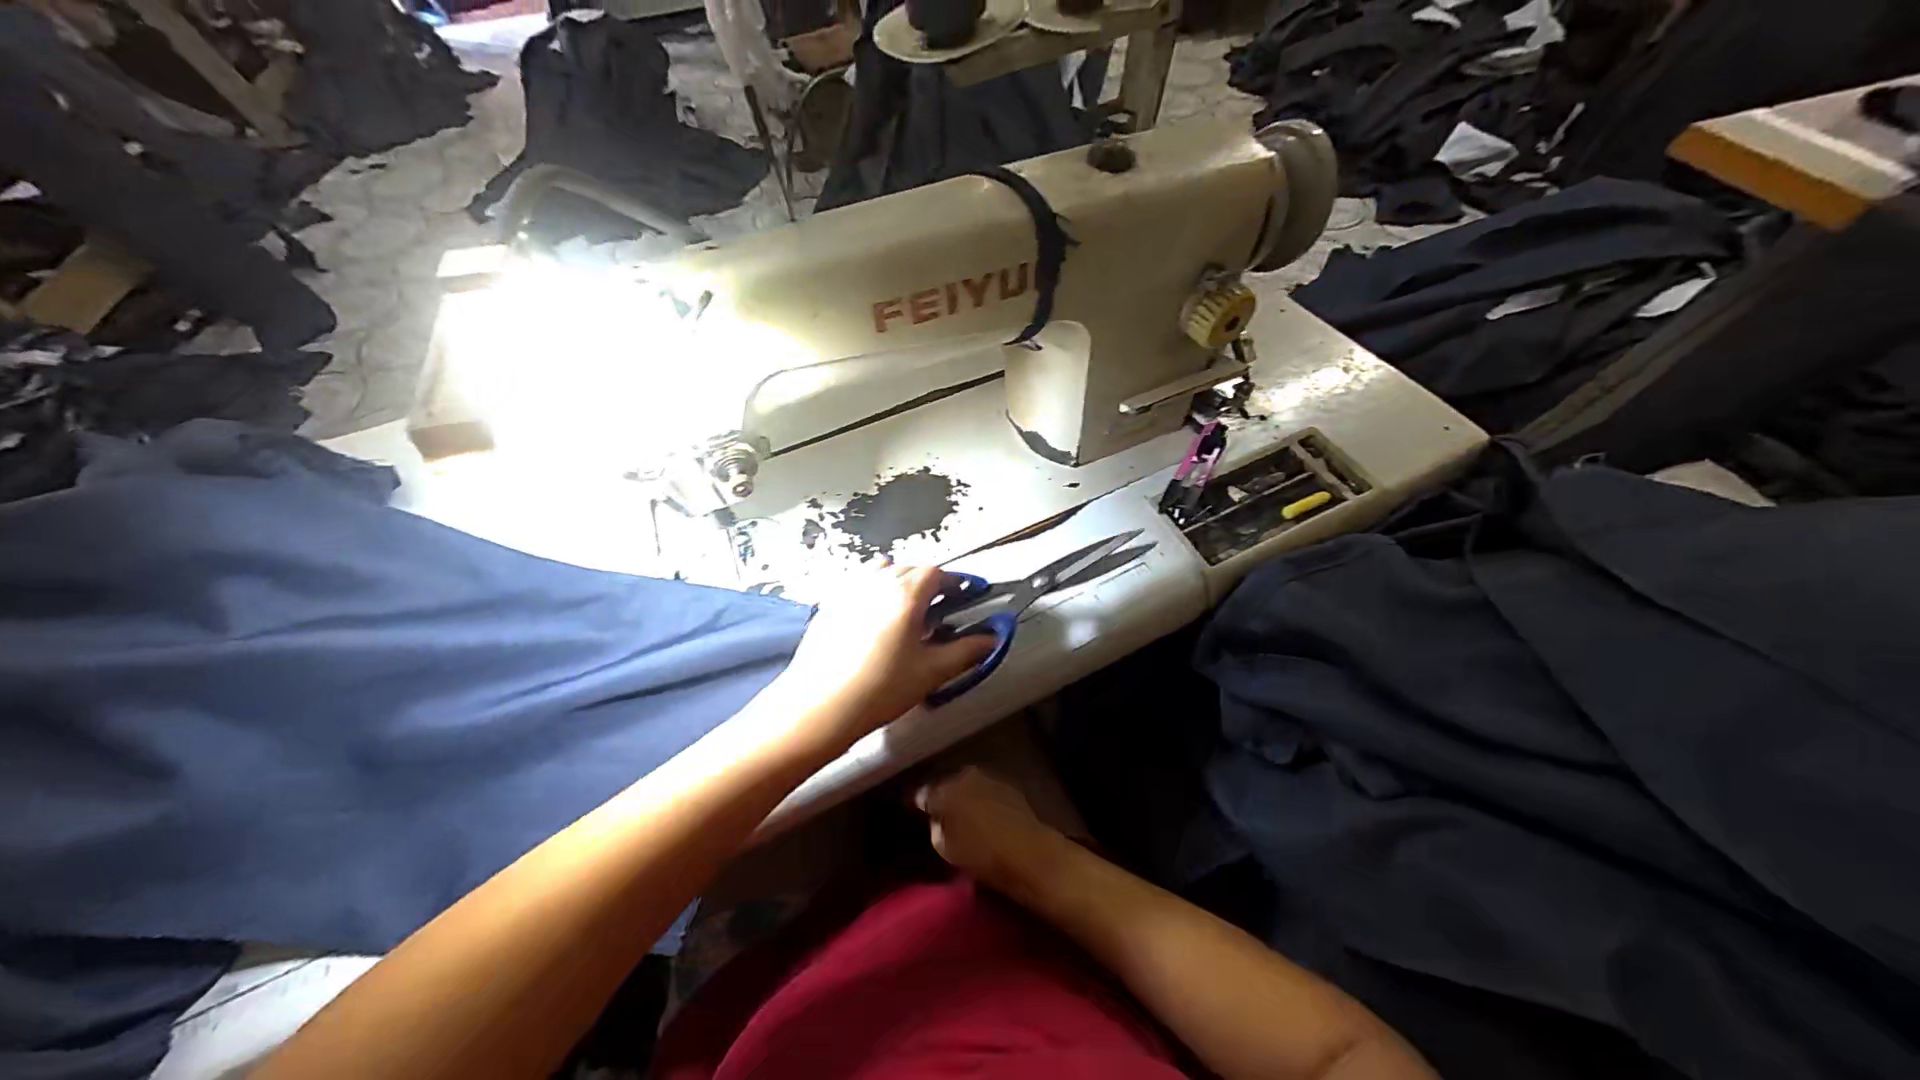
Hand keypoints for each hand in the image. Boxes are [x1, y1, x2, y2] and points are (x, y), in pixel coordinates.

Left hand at [769, 566, 994, 751]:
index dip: (955, 582)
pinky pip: (859, 586)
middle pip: (909, 569)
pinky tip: (875, 624)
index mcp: (906, 592)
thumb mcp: (932, 671)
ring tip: (906, 612)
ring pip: (881, 573)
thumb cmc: (882, 688)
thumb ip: (966, 651)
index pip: (937, 573)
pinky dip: (874, 593)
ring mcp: (849, 591)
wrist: (821, 705)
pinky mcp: (829, 605)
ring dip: (899, 583)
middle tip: (940, 607)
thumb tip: (990, 639)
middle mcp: (877, 582)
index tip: (965, 595)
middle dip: (929, 583)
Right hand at [915, 767, 1059, 889]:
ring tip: (964, 813)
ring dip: (965, 795)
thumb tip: (937, 819)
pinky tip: (985, 813)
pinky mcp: (1009, 787)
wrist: (1030, 853)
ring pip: (968, 785)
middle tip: (941, 812)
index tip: (916, 809)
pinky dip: (983, 798)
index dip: (919, 802)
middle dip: (943, 796)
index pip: (924, 794)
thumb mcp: (946, 849)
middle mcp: (965, 777)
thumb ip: (936, 829)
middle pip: (947, 785)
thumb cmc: (983, 856)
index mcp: (945, 791)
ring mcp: (989, 778)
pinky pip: (987, 791)